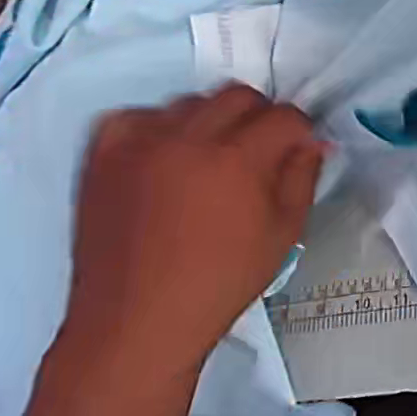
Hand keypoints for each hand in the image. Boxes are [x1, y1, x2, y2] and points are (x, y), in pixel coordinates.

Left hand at [63, 84, 325, 374]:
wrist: (138, 320)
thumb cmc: (223, 280)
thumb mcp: (285, 231)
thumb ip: (303, 176)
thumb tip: (314, 142)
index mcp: (238, 160)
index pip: (284, 116)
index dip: (301, 131)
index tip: (300, 150)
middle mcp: (187, 140)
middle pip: (238, 95)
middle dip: (262, 116)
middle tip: (262, 150)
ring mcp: (139, 145)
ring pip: (190, 102)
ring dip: (213, 119)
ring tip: (213, 156)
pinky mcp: (102, 158)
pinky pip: (135, 116)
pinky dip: (157, 126)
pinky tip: (167, 152)